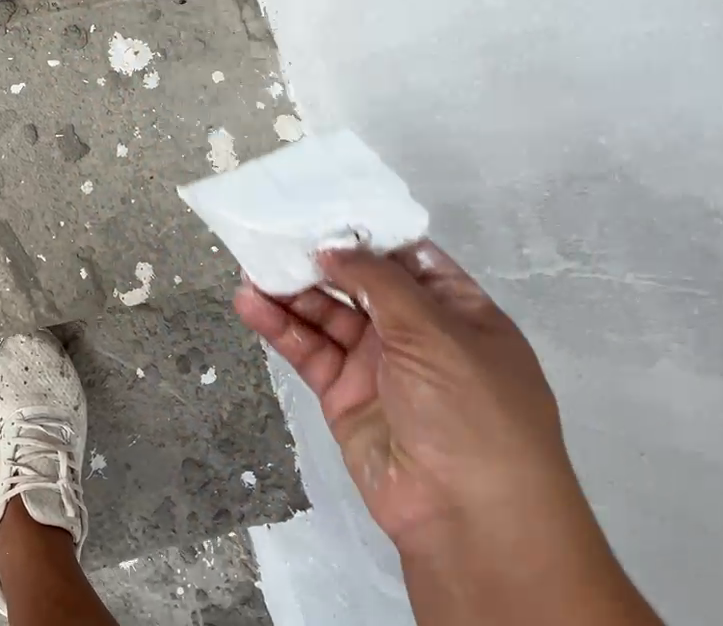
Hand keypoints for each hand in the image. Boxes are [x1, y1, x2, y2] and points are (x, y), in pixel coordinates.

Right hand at [233, 240, 570, 548]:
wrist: (468, 515)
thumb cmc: (473, 413)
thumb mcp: (437, 334)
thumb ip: (380, 282)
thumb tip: (332, 246)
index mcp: (459, 315)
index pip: (409, 260)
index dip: (365, 234)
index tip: (318, 207)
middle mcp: (417, 335)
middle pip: (357, 284)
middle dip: (317, 261)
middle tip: (269, 234)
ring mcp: (377, 365)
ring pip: (325, 315)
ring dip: (289, 292)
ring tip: (249, 266)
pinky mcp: (342, 392)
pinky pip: (307, 349)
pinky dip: (278, 326)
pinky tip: (250, 305)